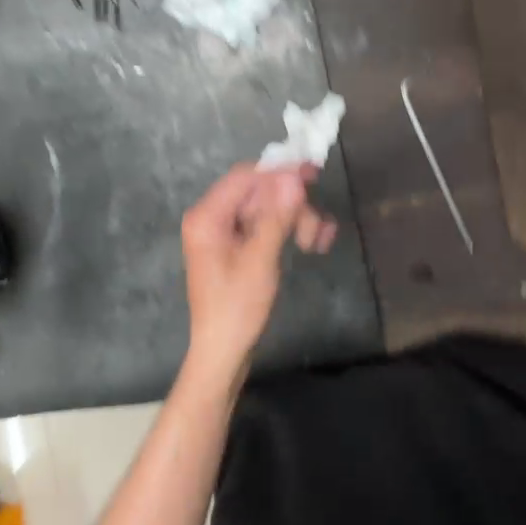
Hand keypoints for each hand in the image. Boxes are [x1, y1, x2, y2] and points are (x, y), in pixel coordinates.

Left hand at [180, 163, 337, 375]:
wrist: (222, 352)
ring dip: (295, 219)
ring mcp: (221, 233)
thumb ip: (276, 217)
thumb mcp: (260, 260)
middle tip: (319, 228)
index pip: (245, 178)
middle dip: (292, 206)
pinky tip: (312, 243)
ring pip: (265, 210)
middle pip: (258, 194)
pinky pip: (262, 227)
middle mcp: (210, 218)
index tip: (314, 173)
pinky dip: (286, 231)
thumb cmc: (236, 308)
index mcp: (206, 216)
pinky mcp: (233, 248)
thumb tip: (293, 178)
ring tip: (319, 242)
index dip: (279, 173)